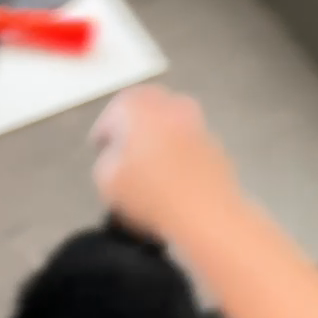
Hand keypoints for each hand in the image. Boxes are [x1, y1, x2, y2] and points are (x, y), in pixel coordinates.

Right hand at [90, 84, 242, 237]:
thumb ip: (105, 158)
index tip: (100, 148)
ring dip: (159, 130)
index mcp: (139, 110)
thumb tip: (115, 155)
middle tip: (123, 140)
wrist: (207, 216)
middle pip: (148, 100)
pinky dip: (179, 147)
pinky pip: (190, 139)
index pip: (115, 108)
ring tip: (149, 156)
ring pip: (173, 117)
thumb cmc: (149, 194)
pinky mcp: (217, 148)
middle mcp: (170, 109)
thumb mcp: (105, 179)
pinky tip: (172, 171)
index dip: (104, 129)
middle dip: (133, 118)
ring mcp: (198, 126)